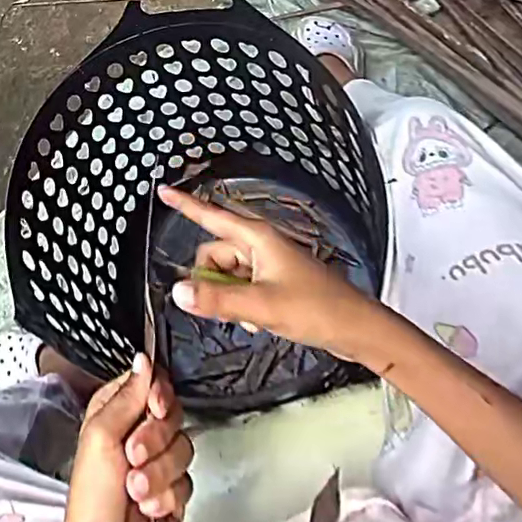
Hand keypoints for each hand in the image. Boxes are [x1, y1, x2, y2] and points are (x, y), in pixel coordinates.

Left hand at [59, 354, 192, 521]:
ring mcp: (153, 462)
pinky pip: (187, 479)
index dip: (156, 393)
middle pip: (168, 413)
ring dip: (159, 472)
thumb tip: (143, 360)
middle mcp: (133, 432)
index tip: (155, 408)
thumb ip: (128, 395)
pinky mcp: (170, 490)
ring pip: (181, 446)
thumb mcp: (102, 434)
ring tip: (136, 488)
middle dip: (156, 438)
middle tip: (135, 454)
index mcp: (111, 410)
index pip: (147, 382)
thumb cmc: (92, 499)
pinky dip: (168, 494)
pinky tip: (149, 505)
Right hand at [159, 186, 405, 370]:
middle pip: (213, 253)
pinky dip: (241, 302)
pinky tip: (257, 320)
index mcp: (256, 237)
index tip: (162, 190)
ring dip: (228, 296)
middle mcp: (258, 244)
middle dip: (212, 280)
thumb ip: (218, 299)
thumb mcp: (263, 306)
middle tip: (226, 306)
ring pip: (226, 273)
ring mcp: (266, 262)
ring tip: (250, 317)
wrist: (359, 331)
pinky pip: (241, 285)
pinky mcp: (273, 280)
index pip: (210, 215)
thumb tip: (178, 291)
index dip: (184, 204)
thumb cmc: (317, 309)